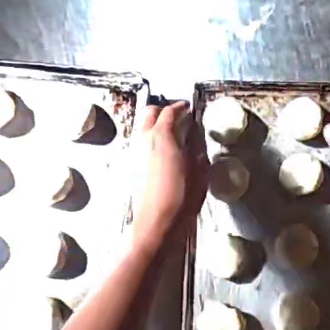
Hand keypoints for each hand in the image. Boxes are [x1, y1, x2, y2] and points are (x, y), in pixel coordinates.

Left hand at [130, 100, 197, 250]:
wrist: (157, 222)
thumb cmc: (182, 197)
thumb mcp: (199, 170)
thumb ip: (197, 147)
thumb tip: (195, 134)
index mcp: (162, 136)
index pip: (170, 111)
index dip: (181, 107)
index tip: (190, 109)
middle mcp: (144, 139)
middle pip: (150, 112)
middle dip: (164, 111)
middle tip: (179, 119)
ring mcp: (134, 152)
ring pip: (142, 127)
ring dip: (155, 125)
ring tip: (172, 135)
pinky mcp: (130, 166)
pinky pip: (140, 143)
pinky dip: (150, 140)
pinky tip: (163, 152)